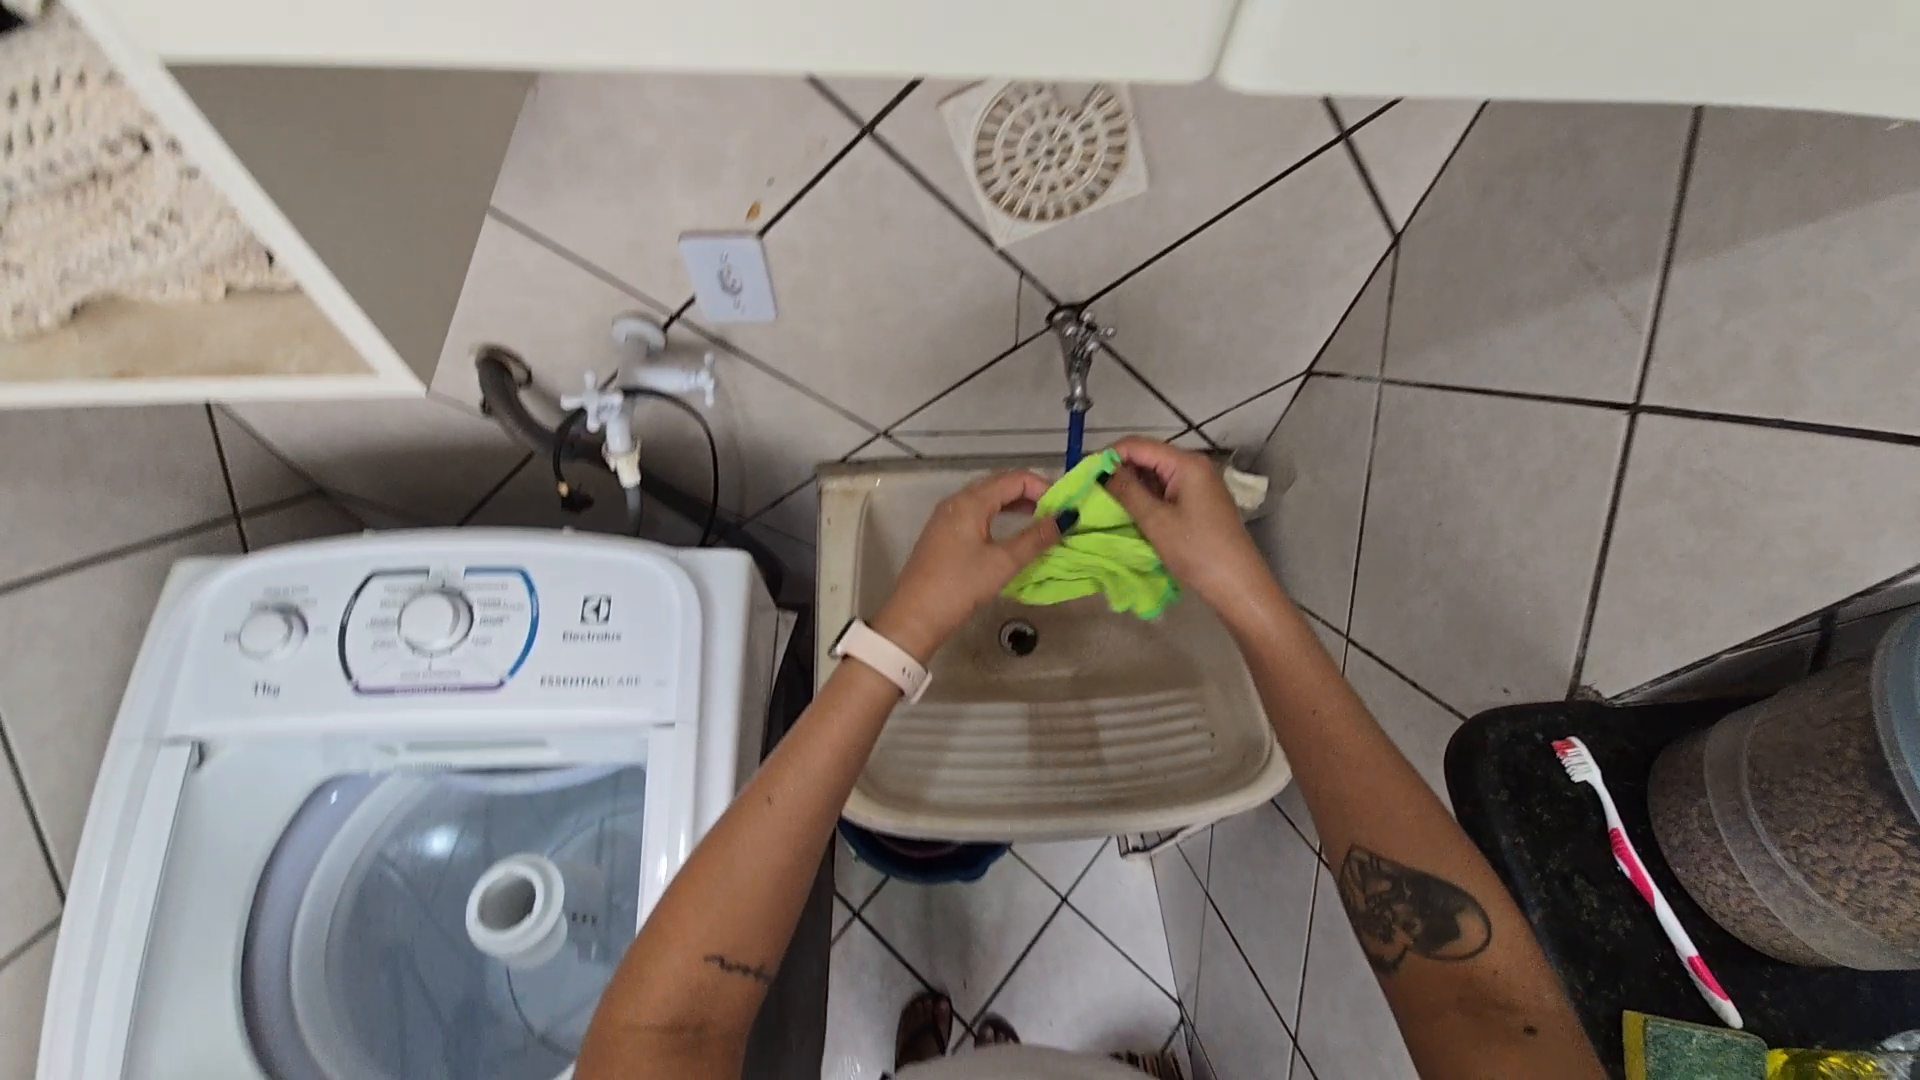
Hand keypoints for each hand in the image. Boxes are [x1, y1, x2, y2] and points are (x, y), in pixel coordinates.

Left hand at [870, 470, 1062, 662]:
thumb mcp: (1003, 562)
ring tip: (1040, 521)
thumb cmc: (960, 586)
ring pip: (987, 499)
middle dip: (1031, 493)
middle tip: (1057, 512)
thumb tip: (1065, 519)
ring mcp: (946, 517)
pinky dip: (999, 516)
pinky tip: (1011, 533)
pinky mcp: (943, 534)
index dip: (1044, 487)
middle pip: (1000, 484)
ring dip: (1015, 504)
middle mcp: (956, 501)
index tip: (1065, 507)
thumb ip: (1036, 538)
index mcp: (970, 502)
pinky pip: (976, 514)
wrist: (915, 616)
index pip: (1015, 479)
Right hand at [1101, 436, 1280, 621]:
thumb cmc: (1197, 551)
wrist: (1238, 584)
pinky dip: (1145, 497)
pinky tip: (1129, 512)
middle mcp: (1194, 466)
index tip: (1083, 475)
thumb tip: (1100, 471)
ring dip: (1130, 485)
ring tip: (1104, 503)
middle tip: (1091, 491)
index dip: (1109, 456)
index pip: (1138, 445)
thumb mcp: (1156, 521)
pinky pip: (1165, 489)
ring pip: (1155, 474)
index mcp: (1186, 463)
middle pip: (1147, 456)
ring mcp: (1198, 484)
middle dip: (1118, 470)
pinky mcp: (1198, 502)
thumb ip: (1126, 491)